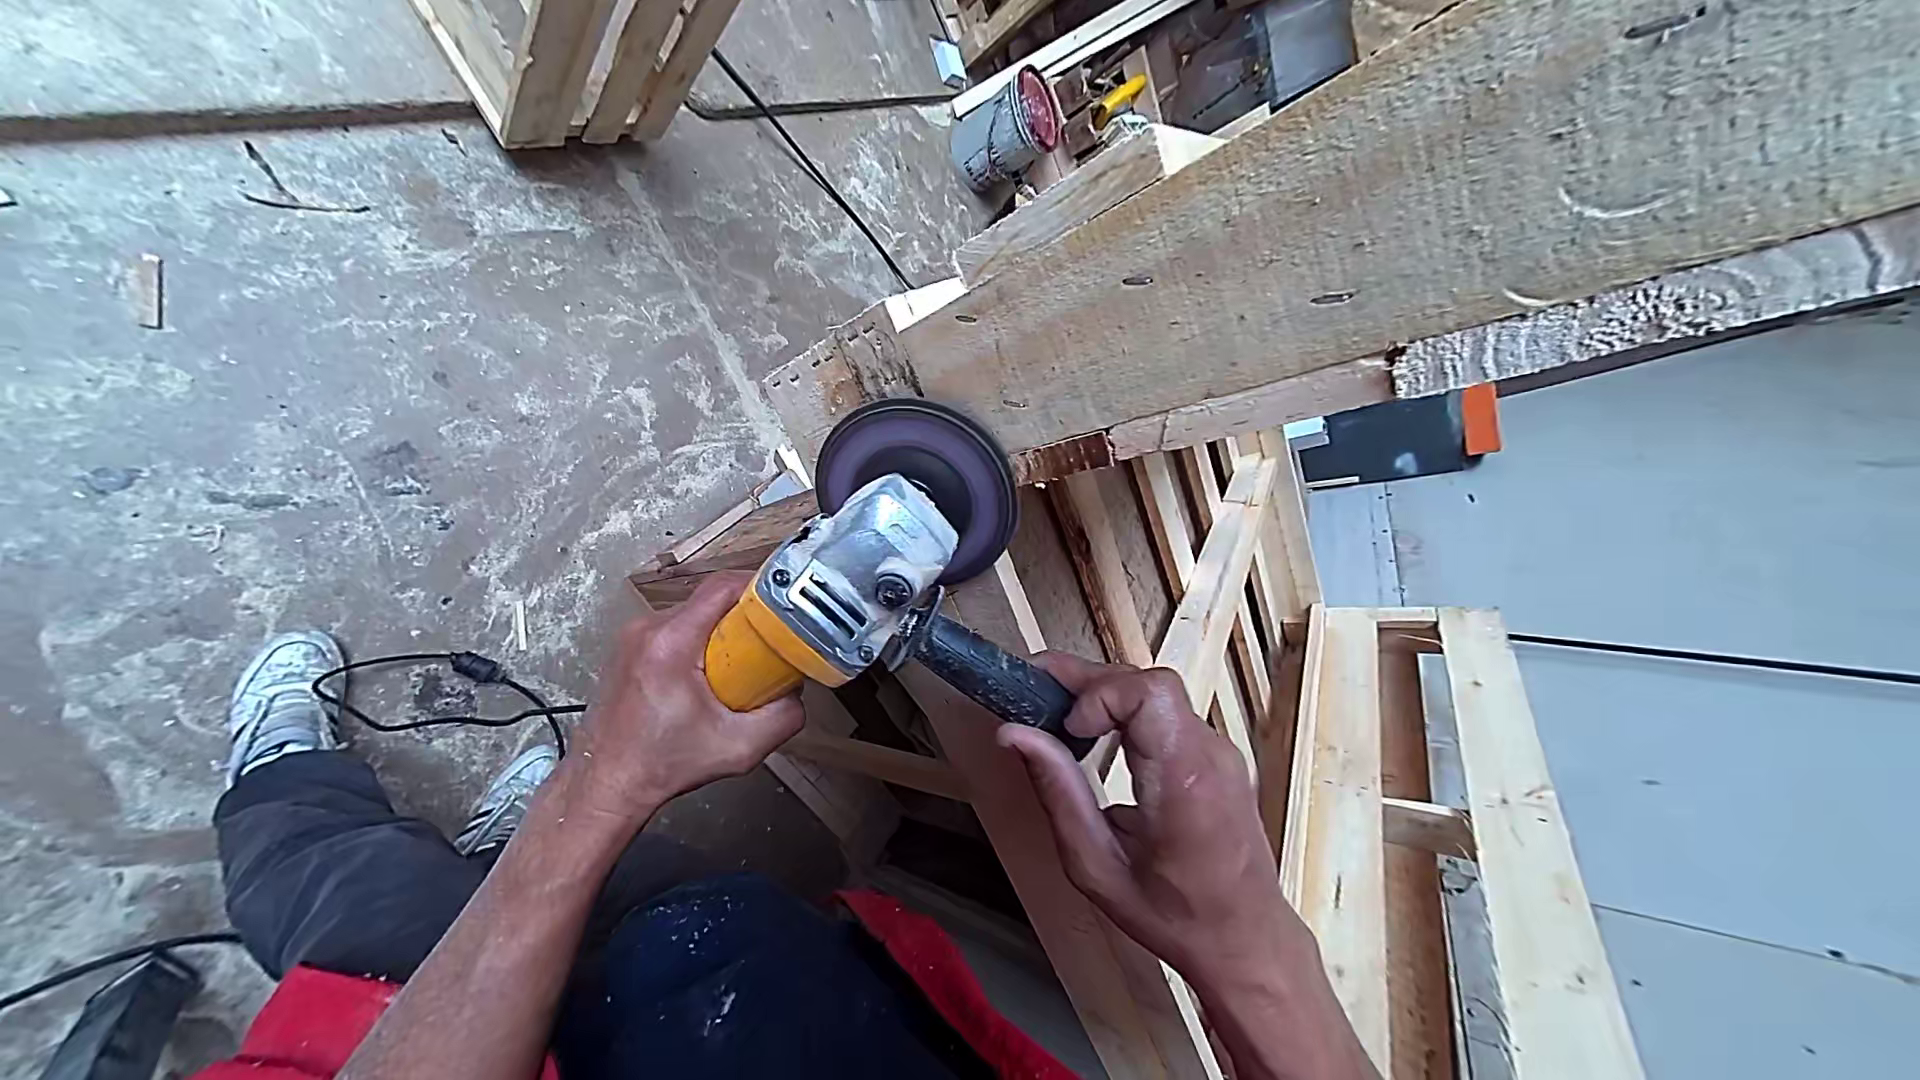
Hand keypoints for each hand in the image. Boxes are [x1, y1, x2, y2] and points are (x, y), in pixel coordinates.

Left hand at [568, 572, 804, 823]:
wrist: (606, 786)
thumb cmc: (659, 767)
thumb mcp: (739, 748)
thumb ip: (783, 717)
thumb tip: (796, 689)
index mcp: (670, 644)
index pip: (722, 587)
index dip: (759, 588)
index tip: (782, 605)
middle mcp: (647, 631)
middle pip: (712, 598)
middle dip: (746, 615)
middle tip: (767, 643)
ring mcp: (635, 636)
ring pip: (696, 612)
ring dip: (725, 629)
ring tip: (740, 663)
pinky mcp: (633, 647)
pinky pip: (680, 626)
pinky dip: (703, 640)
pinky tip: (712, 672)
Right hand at [993, 653, 1314, 992]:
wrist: (1247, 937)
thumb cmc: (1172, 914)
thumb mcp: (1095, 865)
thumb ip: (1057, 792)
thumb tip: (1014, 734)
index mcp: (1183, 782)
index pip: (1150, 693)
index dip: (1099, 693)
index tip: (1068, 726)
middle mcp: (1209, 753)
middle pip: (1143, 681)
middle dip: (1085, 682)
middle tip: (1038, 694)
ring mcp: (1218, 747)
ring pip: (1152, 687)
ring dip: (1101, 692)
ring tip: (1061, 714)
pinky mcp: (1214, 749)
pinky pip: (1164, 706)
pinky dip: (1122, 707)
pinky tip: (1095, 731)